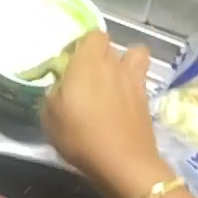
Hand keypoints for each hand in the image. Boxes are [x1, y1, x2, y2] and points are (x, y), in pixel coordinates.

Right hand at [42, 30, 174, 197]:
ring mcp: (135, 81)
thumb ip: (54, 94)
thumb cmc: (81, 137)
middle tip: (88, 77)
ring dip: (125, 64)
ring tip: (113, 83)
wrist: (123, 163)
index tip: (70, 64)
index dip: (81, 46)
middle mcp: (114, 64)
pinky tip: (121, 106)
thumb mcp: (50, 117)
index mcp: (88, 62)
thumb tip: (60, 86)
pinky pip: (140, 82)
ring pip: (135, 56)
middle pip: (111, 46)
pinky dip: (132, 88)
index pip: (92, 35)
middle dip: (101, 56)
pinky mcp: (147, 100)